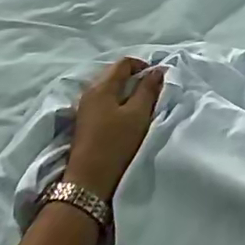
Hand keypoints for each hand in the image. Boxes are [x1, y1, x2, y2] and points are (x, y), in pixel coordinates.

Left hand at [64, 58, 164, 199]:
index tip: (158, 78)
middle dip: (136, 78)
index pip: (124, 63)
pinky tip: (129, 116)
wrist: (89, 181)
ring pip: (110, 89)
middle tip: (154, 90)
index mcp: (102, 86)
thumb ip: (148, 89)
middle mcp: (89, 92)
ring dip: (128, 91)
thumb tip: (157, 71)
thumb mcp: (138, 114)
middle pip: (115, 74)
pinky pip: (105, 102)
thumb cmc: (116, 144)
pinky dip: (119, 102)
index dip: (143, 65)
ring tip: (144, 104)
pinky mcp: (86, 122)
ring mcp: (85, 108)